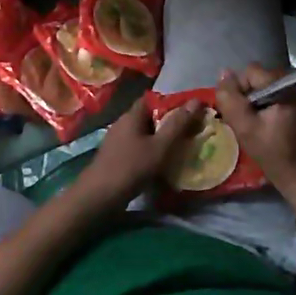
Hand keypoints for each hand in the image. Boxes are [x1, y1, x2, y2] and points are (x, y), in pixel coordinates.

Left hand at [76, 97, 204, 205]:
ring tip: (179, 146)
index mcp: (131, 116)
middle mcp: (122, 124)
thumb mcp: (160, 146)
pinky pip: (136, 147)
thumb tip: (195, 100)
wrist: (100, 195)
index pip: (151, 99)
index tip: (189, 111)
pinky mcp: (115, 157)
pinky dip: (149, 151)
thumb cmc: (132, 167)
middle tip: (189, 130)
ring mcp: (116, 141)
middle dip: (167, 122)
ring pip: (142, 134)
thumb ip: (177, 125)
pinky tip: (160, 161)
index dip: (170, 102)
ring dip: (159, 138)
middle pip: (147, 117)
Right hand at [214, 64, 295, 191]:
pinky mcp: (295, 99)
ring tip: (252, 121)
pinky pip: (269, 92)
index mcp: (285, 86)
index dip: (239, 90)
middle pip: (256, 76)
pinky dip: (260, 103)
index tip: (241, 113)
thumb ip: (230, 98)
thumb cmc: (270, 150)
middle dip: (246, 95)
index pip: (250, 72)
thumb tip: (223, 73)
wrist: (294, 171)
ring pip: (261, 84)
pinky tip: (260, 121)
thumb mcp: (244, 125)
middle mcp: (294, 82)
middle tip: (245, 119)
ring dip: (252, 100)